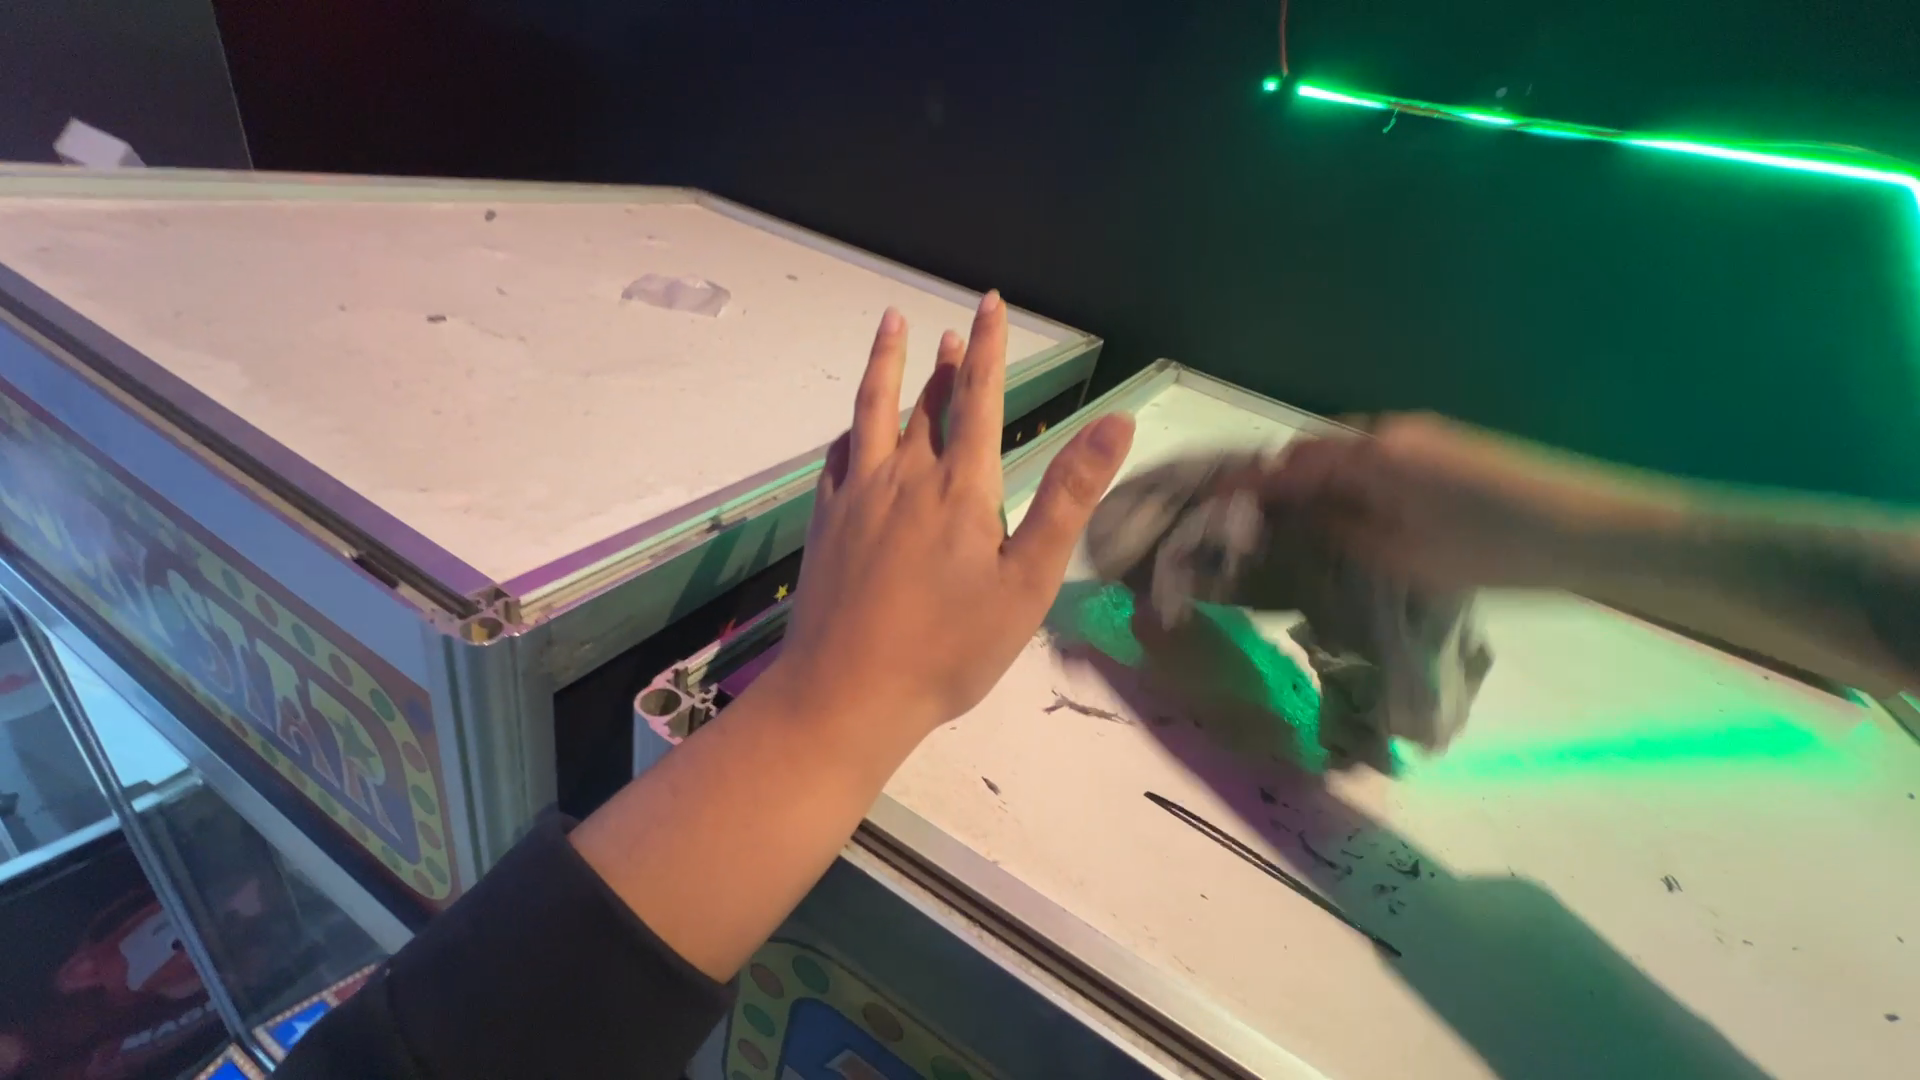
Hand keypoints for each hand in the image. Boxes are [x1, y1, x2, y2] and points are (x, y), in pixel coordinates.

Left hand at [770, 292, 1135, 737]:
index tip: (989, 304)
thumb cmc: (951, 646)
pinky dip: (851, 427)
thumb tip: (1115, 423)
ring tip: (891, 328)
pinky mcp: (826, 519)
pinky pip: (838, 455)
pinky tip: (852, 425)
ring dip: (886, 366)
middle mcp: (906, 475)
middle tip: (951, 328)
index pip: (981, 398)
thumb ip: (1069, 497)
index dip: (989, 348)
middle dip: (946, 360)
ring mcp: (858, 495)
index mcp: (961, 487)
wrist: (850, 691)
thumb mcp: (1028, 581)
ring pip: (874, 412)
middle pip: (928, 401)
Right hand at [1260, 413, 1675, 591]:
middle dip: (1278, 481)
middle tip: (1251, 520)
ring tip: (1295, 522)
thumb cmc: (1492, 548)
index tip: (1209, 499)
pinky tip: (1349, 512)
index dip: (1246, 482)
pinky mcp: (1443, 447)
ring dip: (1314, 481)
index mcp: (1371, 455)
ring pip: (1343, 454)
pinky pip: (1372, 458)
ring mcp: (1420, 435)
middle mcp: (1389, 432)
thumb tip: (1291, 518)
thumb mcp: (1399, 556)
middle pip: (1313, 451)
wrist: (1601, 530)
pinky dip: (1346, 481)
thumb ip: (1336, 532)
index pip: (1289, 463)